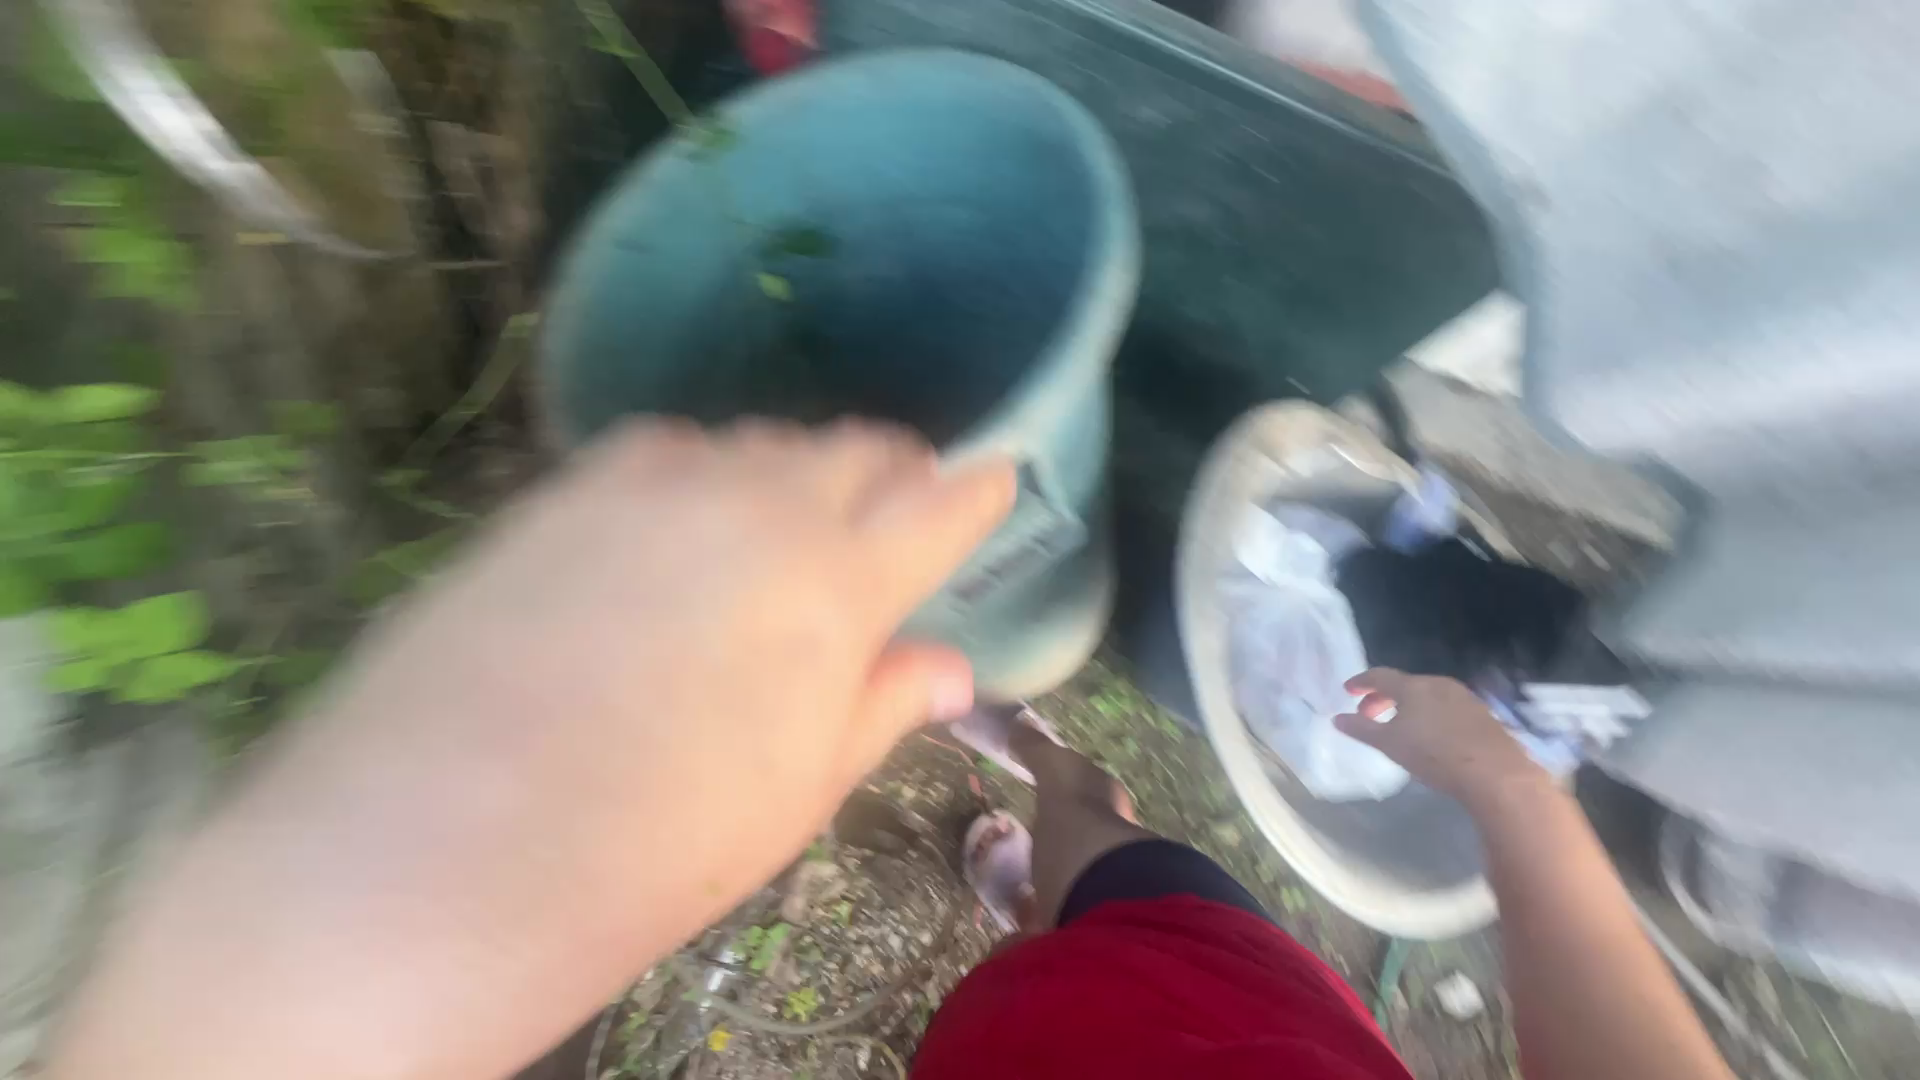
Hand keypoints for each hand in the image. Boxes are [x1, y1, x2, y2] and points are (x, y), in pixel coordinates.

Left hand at [46, 417, 1015, 1079]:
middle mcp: (758, 508)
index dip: (980, 488)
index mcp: (836, 585)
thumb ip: (885, 702)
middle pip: (858, 450)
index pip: (941, 506)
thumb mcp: (801, 790)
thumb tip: (953, 667)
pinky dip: (711, 472)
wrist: (423, 863)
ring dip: (804, 472)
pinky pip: (675, 449)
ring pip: (768, 443)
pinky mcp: (568, 491)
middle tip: (903, 508)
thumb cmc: (655, 849)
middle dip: (899, 471)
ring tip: (794, 526)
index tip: (1000, 477)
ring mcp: (657, 487)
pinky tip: (689, 523)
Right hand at [1334, 668, 1543, 809]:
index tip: (1348, 691)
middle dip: (1383, 698)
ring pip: (1427, 696)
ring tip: (1400, 727)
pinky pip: (1447, 708)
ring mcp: (1465, 699)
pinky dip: (1431, 715)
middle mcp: (1439, 685)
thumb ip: (1360, 728)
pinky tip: (1431, 736)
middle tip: (1369, 715)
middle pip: (1404, 685)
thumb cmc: (1434, 754)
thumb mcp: (1389, 744)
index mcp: (1412, 686)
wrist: (1498, 776)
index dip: (1360, 682)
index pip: (1379, 675)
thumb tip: (1337, 718)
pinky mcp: (1484, 716)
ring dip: (1408, 707)